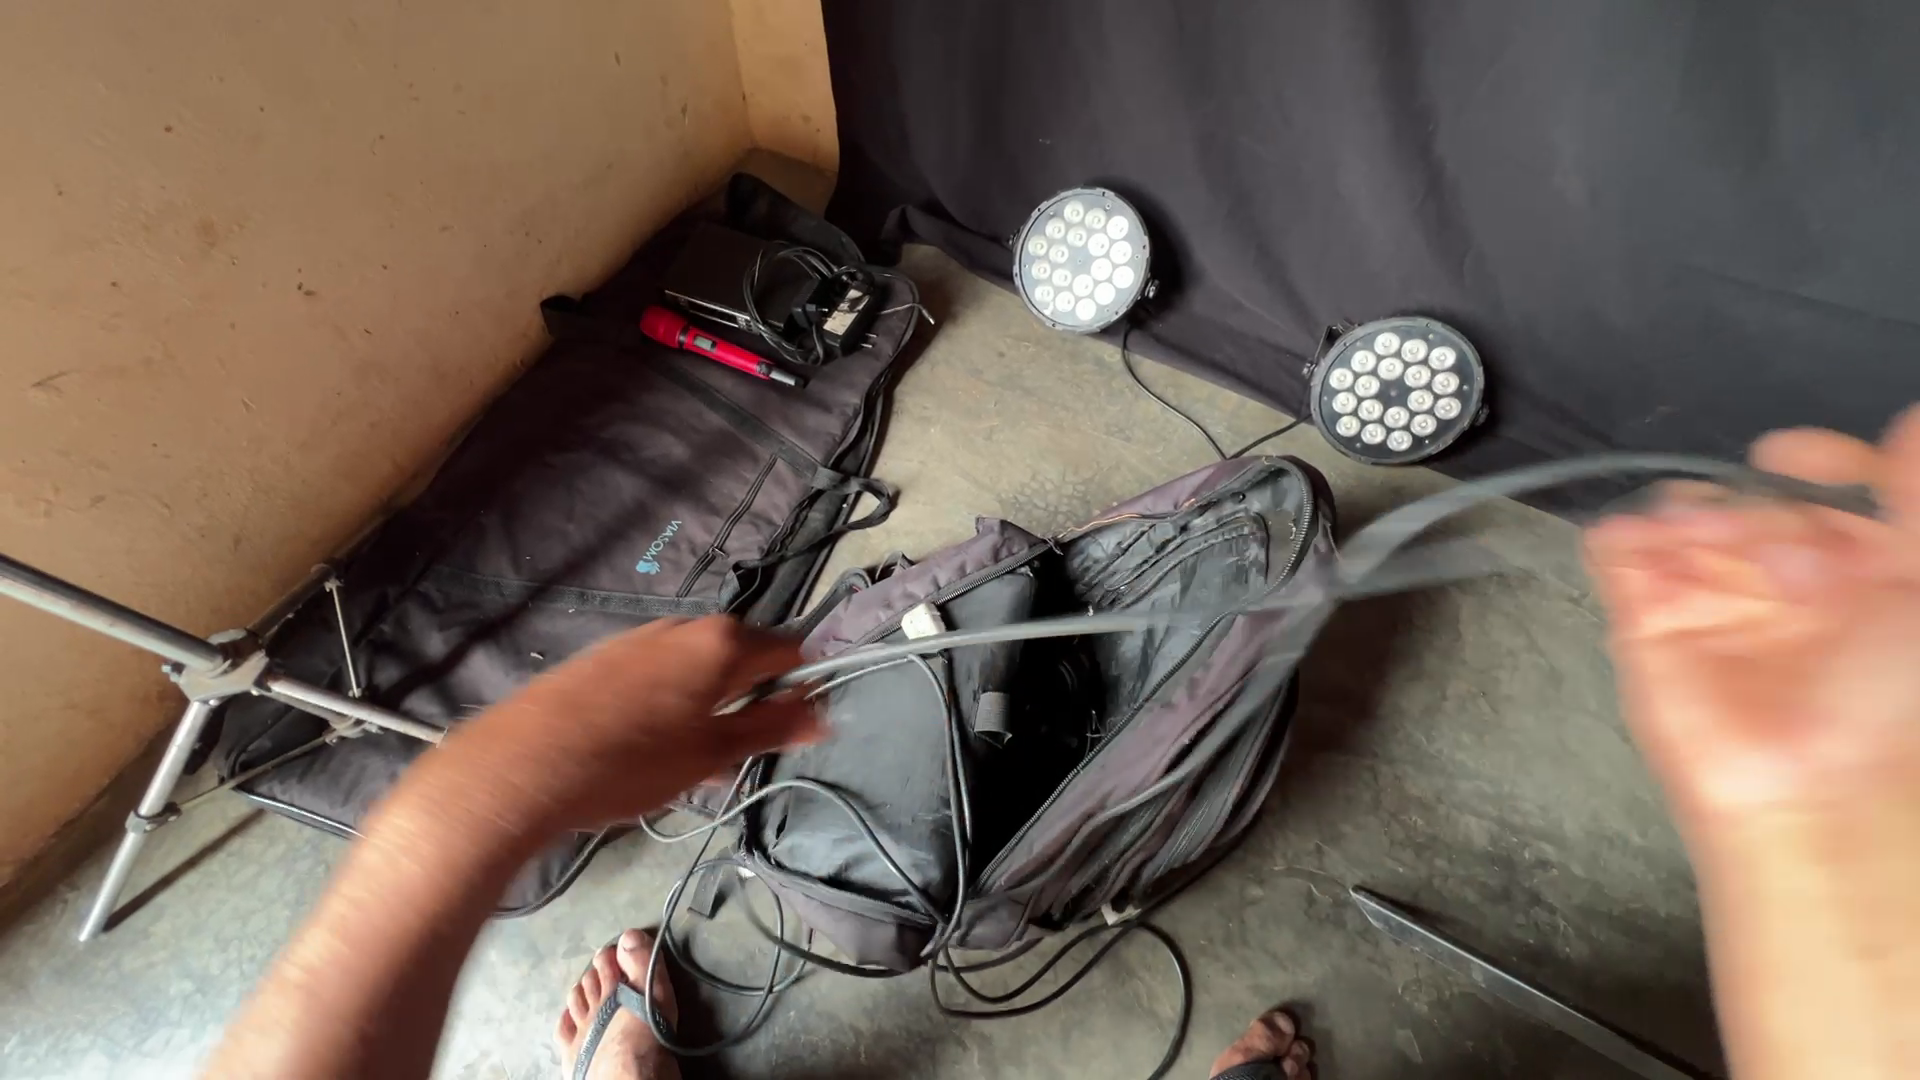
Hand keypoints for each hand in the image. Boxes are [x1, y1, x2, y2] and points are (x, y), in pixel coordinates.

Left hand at [428, 616, 818, 835]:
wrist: (516, 769)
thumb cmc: (630, 763)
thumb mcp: (713, 753)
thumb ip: (775, 727)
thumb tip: (825, 715)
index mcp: (721, 641)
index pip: (789, 650)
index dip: (801, 688)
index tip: (794, 727)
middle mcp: (686, 626)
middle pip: (743, 658)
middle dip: (750, 702)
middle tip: (735, 755)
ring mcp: (642, 636)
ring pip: (700, 668)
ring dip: (711, 706)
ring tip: (688, 760)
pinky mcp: (607, 654)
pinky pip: (662, 672)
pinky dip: (673, 702)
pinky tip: (647, 746)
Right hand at [1584, 406, 1919, 825]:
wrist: (1798, 778)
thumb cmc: (1880, 695)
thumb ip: (1914, 508)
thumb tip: (1911, 420)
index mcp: (1856, 567)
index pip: (1827, 493)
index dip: (1813, 463)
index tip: (1782, 453)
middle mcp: (1776, 573)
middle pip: (1750, 503)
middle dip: (1754, 512)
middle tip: (1768, 550)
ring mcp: (1703, 591)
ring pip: (1680, 519)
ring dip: (1686, 518)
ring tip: (1700, 542)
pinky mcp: (1640, 613)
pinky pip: (1617, 554)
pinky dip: (1622, 535)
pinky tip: (1638, 538)